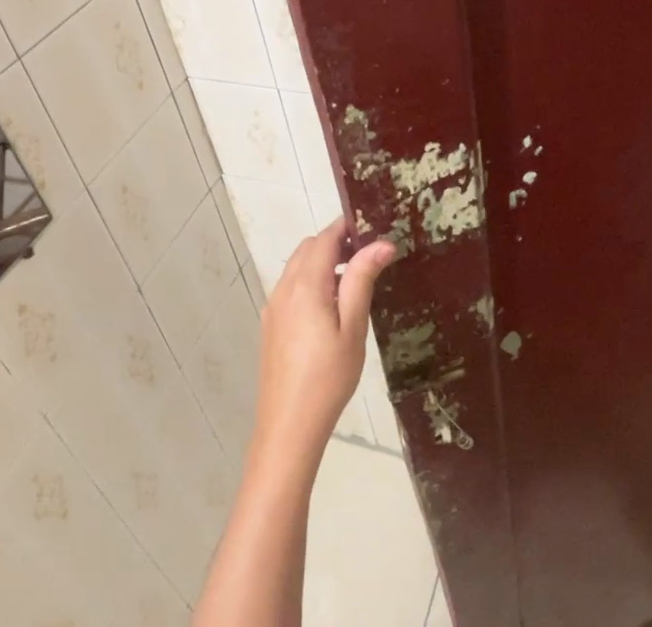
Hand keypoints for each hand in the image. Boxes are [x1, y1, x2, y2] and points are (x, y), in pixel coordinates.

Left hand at [252, 218, 395, 458]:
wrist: (289, 424)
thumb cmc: (329, 376)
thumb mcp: (353, 327)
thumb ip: (362, 280)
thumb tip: (381, 243)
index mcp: (305, 285)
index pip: (325, 239)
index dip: (347, 227)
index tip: (373, 227)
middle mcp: (284, 289)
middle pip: (308, 249)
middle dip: (336, 243)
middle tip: (369, 256)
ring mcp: (273, 308)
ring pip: (297, 268)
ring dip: (323, 263)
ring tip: (355, 282)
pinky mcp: (271, 325)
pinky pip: (290, 288)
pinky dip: (311, 282)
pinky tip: (331, 309)